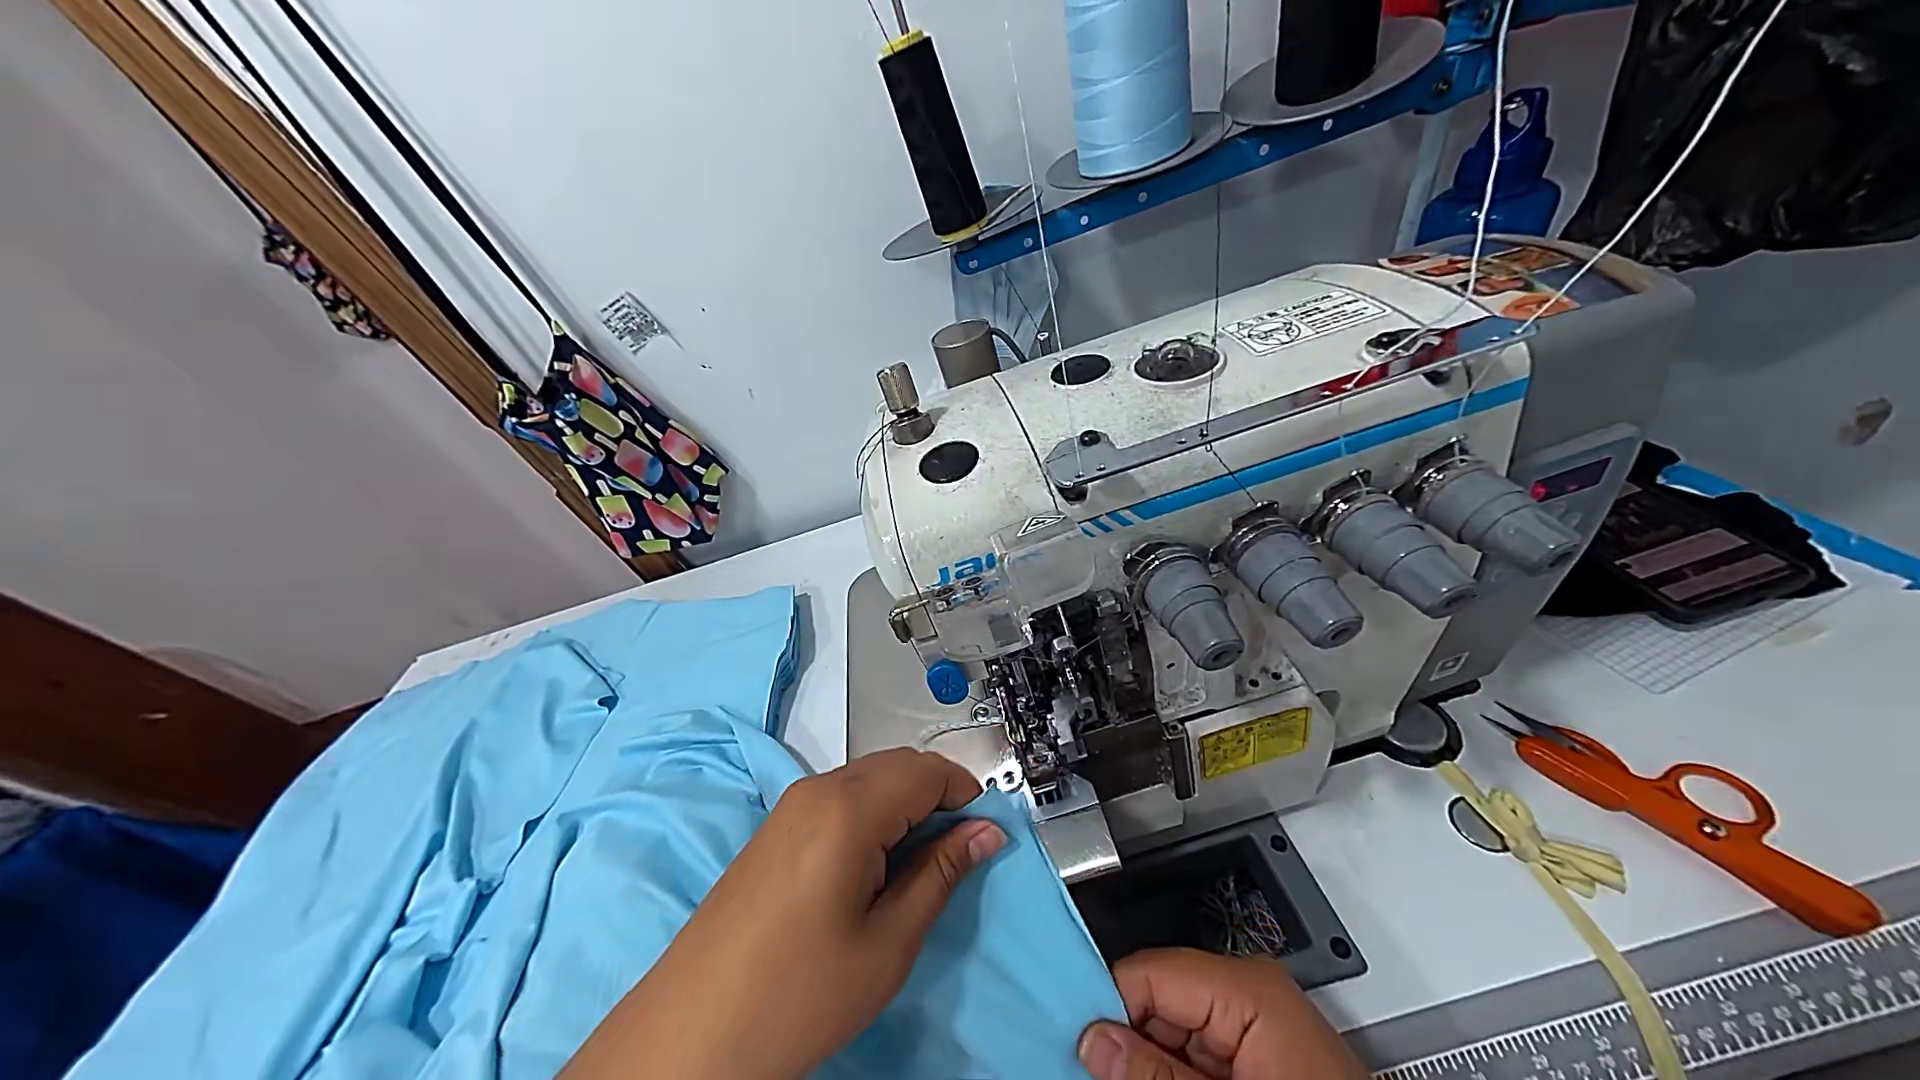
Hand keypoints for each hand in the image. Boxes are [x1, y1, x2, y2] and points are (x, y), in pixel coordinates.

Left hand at [561, 748, 1004, 1079]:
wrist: (693, 1033)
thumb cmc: (798, 994)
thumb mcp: (887, 942)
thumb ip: (941, 874)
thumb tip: (985, 833)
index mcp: (849, 808)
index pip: (929, 771)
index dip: (966, 795)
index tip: (984, 836)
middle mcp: (818, 789)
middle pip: (900, 765)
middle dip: (939, 796)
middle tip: (956, 856)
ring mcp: (792, 805)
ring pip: (871, 777)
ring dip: (906, 804)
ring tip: (917, 868)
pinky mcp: (777, 826)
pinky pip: (842, 796)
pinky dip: (874, 813)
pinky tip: (874, 867)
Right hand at [1078, 948, 1367, 1079]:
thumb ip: (1158, 1075)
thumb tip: (1094, 1041)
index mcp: (1245, 988)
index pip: (1147, 971)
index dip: (1105, 1006)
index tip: (1075, 1045)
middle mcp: (1242, 996)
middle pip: (1151, 1002)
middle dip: (1121, 1041)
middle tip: (1089, 1073)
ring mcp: (1244, 1031)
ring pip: (1163, 1035)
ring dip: (1139, 1064)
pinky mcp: (1246, 1061)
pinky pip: (1185, 1059)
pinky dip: (1162, 1076)